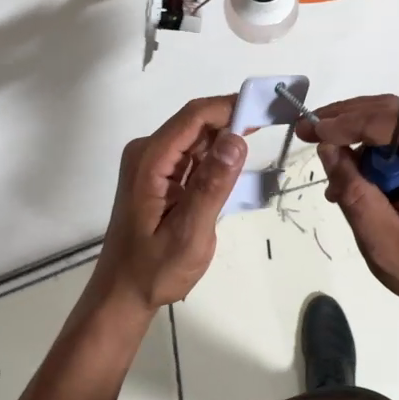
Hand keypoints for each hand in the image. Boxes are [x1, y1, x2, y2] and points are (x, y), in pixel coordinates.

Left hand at [93, 96, 247, 311]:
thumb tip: (235, 139)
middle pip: (195, 123)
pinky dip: (215, 156)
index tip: (267, 106)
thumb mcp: (189, 233)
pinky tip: (239, 162)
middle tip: (275, 120)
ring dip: (226, 136)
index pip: (194, 117)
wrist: (123, 293)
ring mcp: (151, 165)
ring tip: (266, 133)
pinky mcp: (158, 178)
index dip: (230, 106)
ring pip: (195, 139)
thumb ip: (212, 186)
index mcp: (149, 160)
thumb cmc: (154, 269)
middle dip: (233, 118)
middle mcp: (147, 153)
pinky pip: (190, 156)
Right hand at [300, 96, 398, 318]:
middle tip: (306, 132)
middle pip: (397, 114)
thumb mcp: (384, 246)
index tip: (312, 133)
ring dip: (356, 134)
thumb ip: (355, 196)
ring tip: (333, 169)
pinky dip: (370, 145)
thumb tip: (328, 148)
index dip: (354, 122)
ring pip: (395, 118)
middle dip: (347, 119)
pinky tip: (355, 172)